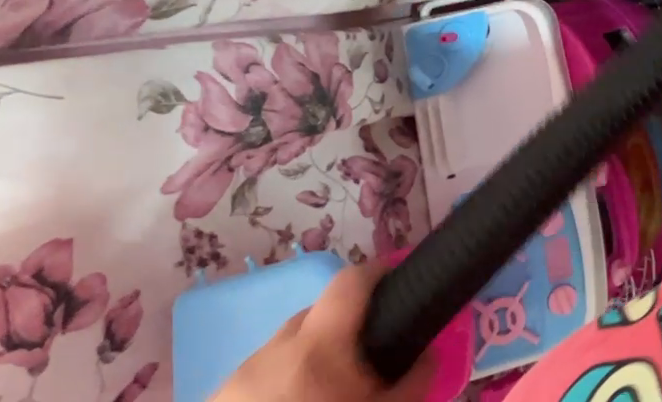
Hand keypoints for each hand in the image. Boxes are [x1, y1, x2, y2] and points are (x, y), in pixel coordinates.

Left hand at [210, 265, 432, 401]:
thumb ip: (415, 379)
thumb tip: (429, 352)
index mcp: (317, 348)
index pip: (350, 281)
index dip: (378, 273)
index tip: (398, 283)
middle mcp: (270, 355)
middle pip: (314, 316)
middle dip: (342, 327)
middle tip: (365, 357)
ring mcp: (232, 385)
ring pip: (281, 351)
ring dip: (306, 361)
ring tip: (323, 396)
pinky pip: (254, 382)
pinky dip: (277, 388)